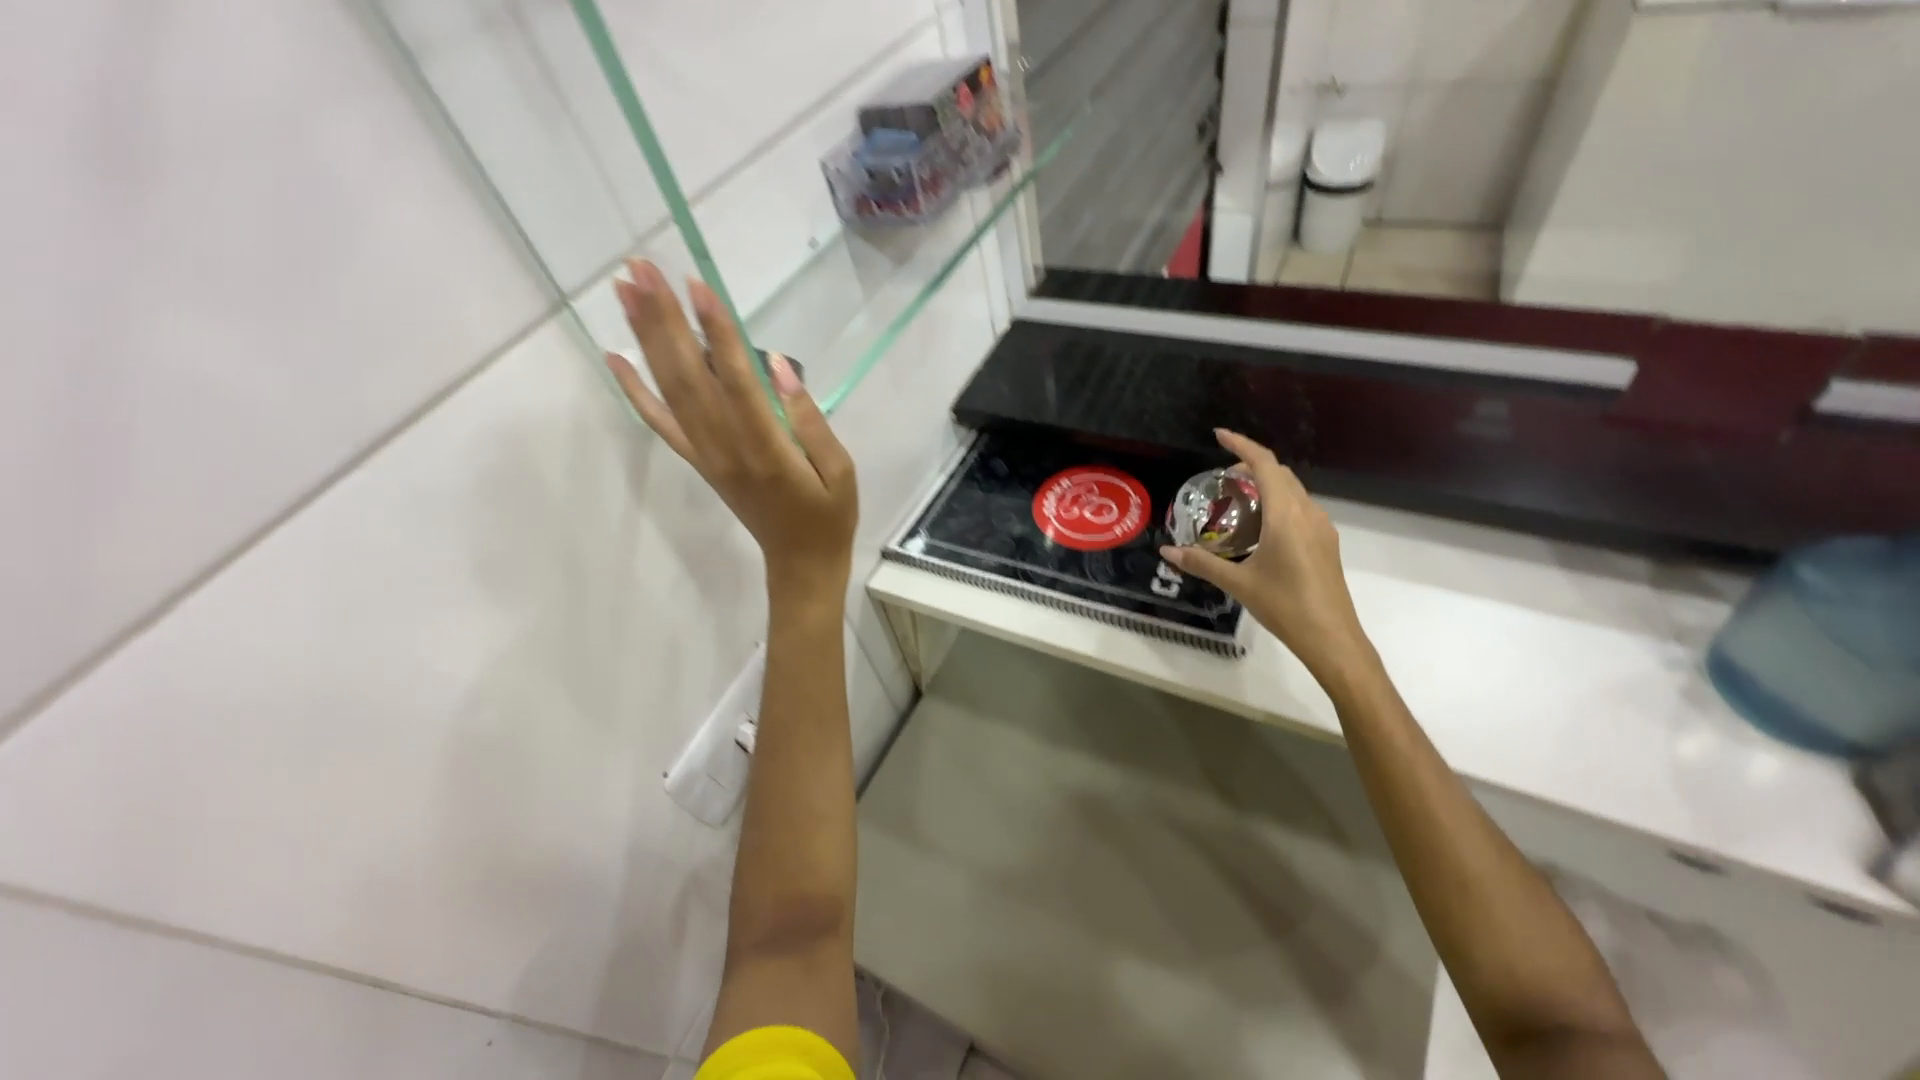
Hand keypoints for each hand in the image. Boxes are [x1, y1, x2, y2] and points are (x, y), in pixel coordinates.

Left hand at [603, 259, 857, 602]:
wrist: (801, 564)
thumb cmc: (829, 515)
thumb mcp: (839, 470)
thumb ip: (809, 420)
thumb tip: (778, 366)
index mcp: (766, 448)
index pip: (735, 379)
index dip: (717, 331)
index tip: (696, 284)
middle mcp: (725, 447)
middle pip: (689, 375)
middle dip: (664, 318)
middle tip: (641, 267)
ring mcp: (706, 455)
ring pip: (670, 389)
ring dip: (645, 338)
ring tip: (624, 290)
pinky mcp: (699, 461)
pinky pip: (661, 423)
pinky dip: (635, 391)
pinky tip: (614, 358)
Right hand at [1160, 429, 1373, 681]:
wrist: (1332, 637)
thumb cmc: (1285, 606)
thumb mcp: (1238, 584)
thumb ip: (1202, 563)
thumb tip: (1167, 551)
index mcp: (1286, 515)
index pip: (1265, 465)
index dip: (1242, 445)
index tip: (1219, 436)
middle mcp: (1307, 513)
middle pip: (1280, 473)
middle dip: (1252, 465)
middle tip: (1222, 476)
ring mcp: (1321, 527)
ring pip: (1294, 490)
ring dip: (1267, 484)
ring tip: (1239, 499)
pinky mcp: (1326, 543)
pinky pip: (1301, 508)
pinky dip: (1279, 503)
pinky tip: (1262, 526)